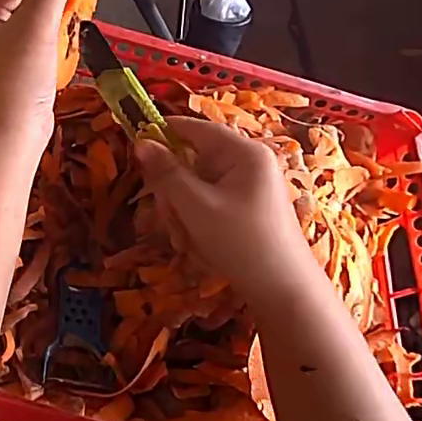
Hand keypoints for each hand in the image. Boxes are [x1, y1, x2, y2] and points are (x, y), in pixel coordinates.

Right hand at [132, 117, 322, 305]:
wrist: (285, 293)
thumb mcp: (196, 206)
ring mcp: (249, 185)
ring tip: (184, 239)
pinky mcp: (246, 206)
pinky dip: (196, 220)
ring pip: (195, 184)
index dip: (162, 134)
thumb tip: (141, 142)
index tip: (136, 151)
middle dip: (173, 190)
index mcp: (243, 152)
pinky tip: (196, 244)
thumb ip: (166, 173)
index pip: (194, 127)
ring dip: (181, 210)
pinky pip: (208, 201)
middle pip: (192, 159)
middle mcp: (248, 162)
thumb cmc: (242, 244)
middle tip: (168, 218)